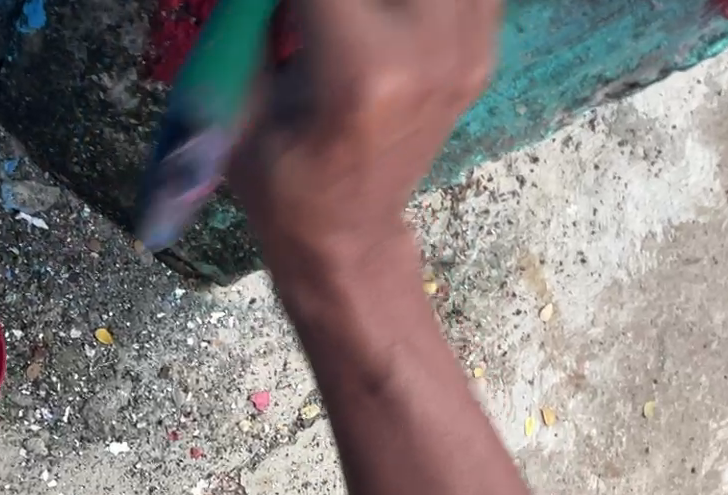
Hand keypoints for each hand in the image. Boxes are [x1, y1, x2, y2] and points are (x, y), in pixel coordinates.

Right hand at [229, 0, 499, 276]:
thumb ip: (254, 35)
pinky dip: (415, 4)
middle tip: (311, 19)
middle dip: (331, 0)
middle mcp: (428, 49)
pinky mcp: (483, 49)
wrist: (346, 238)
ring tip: (346, 24)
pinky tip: (386, 24)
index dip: (292, 0)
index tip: (277, 14)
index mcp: (359, 75)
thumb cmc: (283, 191)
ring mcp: (466, 48)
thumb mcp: (244, 122)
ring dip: (377, 3)